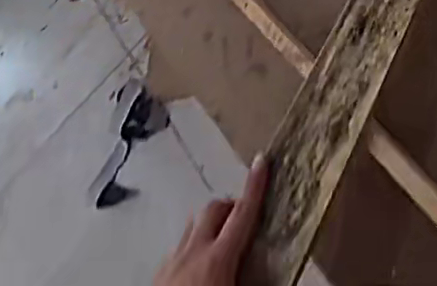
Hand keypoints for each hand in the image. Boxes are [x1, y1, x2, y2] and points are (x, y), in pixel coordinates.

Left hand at [155, 156, 268, 285]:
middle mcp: (192, 253)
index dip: (255, 185)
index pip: (242, 213)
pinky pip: (177, 250)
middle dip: (231, 206)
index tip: (263, 161)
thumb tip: (280, 279)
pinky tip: (196, 271)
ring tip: (222, 241)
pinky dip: (191, 248)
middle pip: (214, 209)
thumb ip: (255, 281)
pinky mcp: (156, 278)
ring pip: (192, 226)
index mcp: (218, 259)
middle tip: (245, 218)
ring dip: (209, 225)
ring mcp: (170, 264)